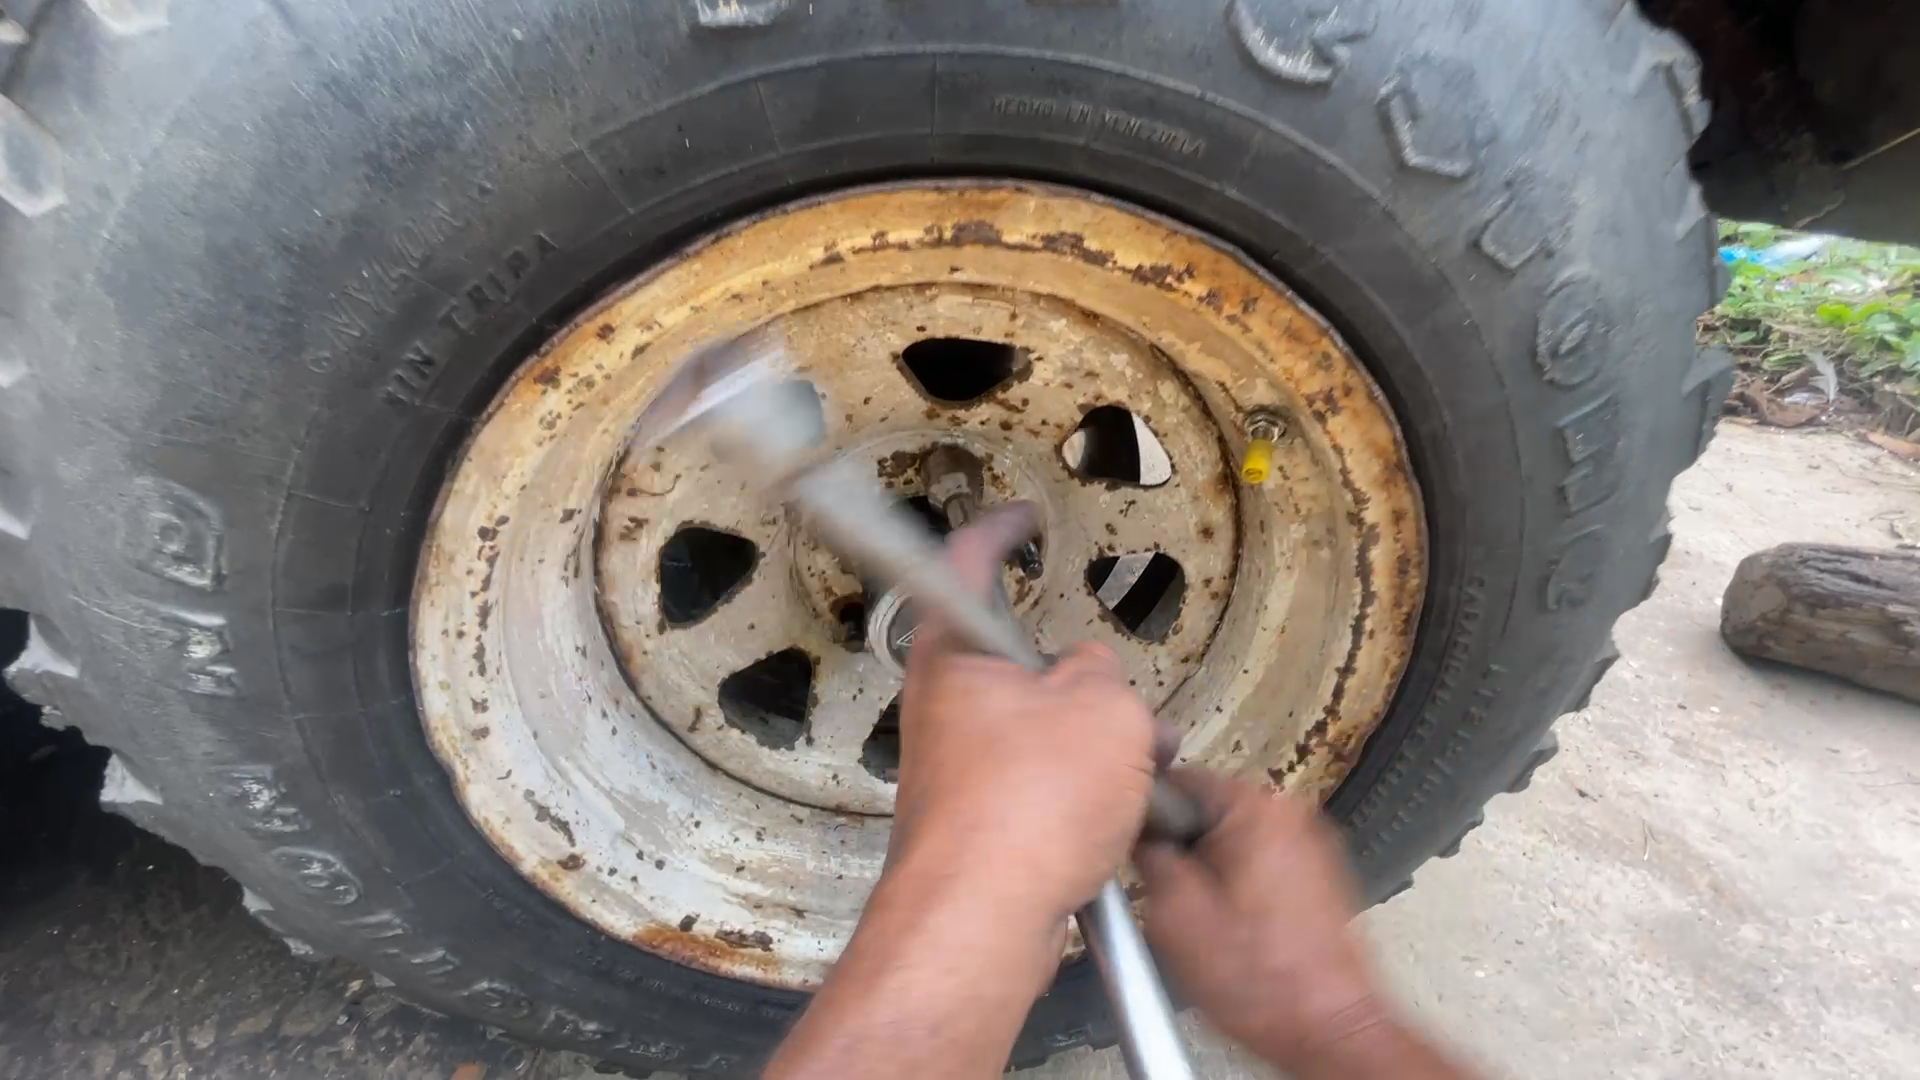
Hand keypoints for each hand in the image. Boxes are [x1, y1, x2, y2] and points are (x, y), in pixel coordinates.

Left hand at [889, 504, 1161, 929]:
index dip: (1000, 528)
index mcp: (955, 650)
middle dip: (1086, 677)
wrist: (982, 919)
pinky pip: (1036, 772)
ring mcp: (957, 754)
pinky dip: (1078, 780)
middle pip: (1023, 657)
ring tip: (1142, 769)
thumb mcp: (1102, 709)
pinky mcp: (977, 806)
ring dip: (1094, 736)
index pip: (965, 559)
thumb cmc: (1026, 806)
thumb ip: (1103, 670)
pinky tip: (1118, 810)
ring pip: (1039, 720)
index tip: (1023, 517)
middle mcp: (945, 697)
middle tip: (1126, 703)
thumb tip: (1090, 677)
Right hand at [1135, 770, 1383, 1070]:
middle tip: (1172, 890)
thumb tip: (1137, 832)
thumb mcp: (1176, 915)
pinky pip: (1259, 855)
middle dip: (1181, 842)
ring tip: (1206, 912)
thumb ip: (1148, 855)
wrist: (1333, 1037)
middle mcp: (1289, 811)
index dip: (1147, 813)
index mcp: (1254, 807)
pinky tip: (1234, 921)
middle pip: (1204, 805)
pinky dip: (1238, 877)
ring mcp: (1311, 841)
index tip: (1141, 846)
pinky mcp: (1319, 871)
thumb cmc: (1265, 983)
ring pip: (1230, 832)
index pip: (1176, 778)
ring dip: (1209, 861)